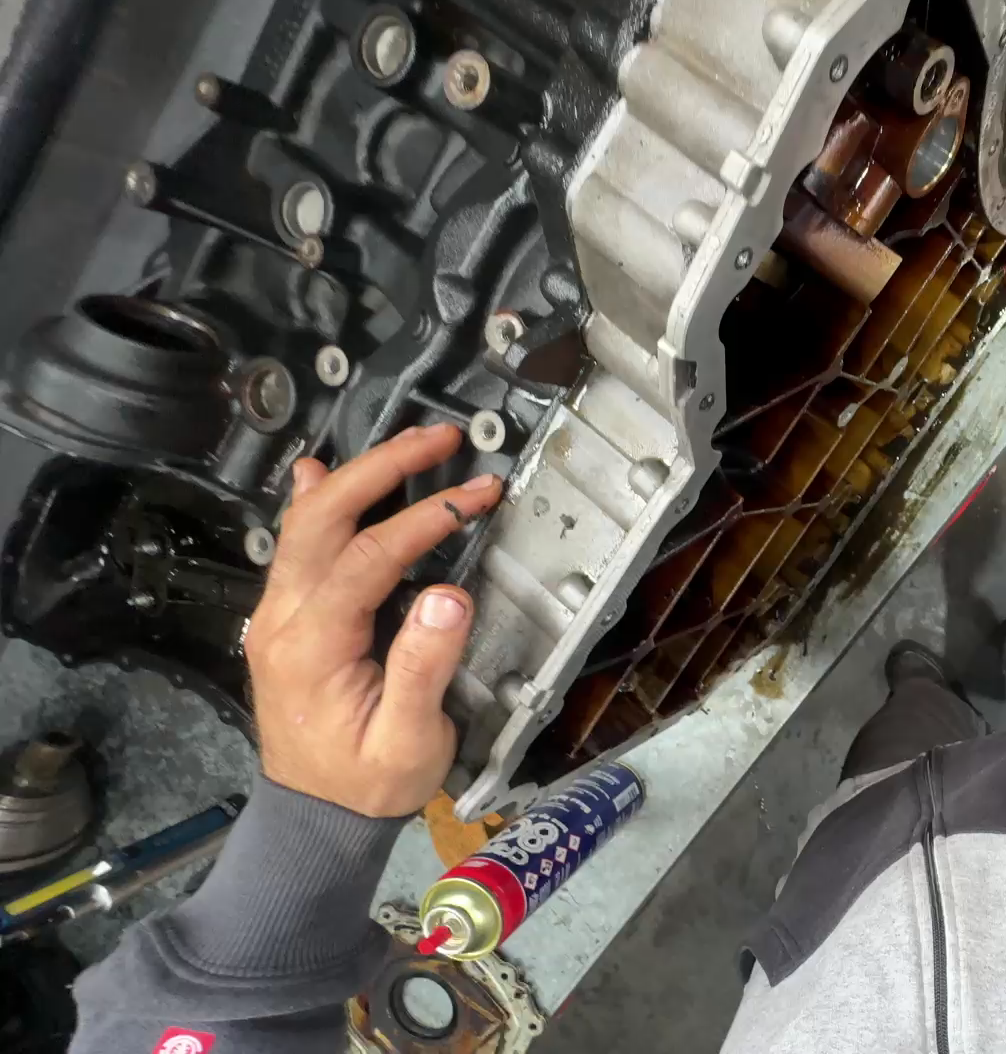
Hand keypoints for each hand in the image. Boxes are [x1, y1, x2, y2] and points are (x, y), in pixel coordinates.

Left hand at [245, 424, 501, 817]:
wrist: (319, 813)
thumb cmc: (371, 777)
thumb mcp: (408, 735)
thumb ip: (424, 666)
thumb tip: (450, 594)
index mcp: (313, 645)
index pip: (368, 558)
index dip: (426, 518)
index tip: (479, 494)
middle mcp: (282, 618)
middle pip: (323, 520)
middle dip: (385, 469)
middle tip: (441, 439)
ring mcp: (279, 615)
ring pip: (306, 524)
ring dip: (360, 475)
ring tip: (412, 443)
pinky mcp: (291, 618)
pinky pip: (296, 547)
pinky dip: (311, 502)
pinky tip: (318, 472)